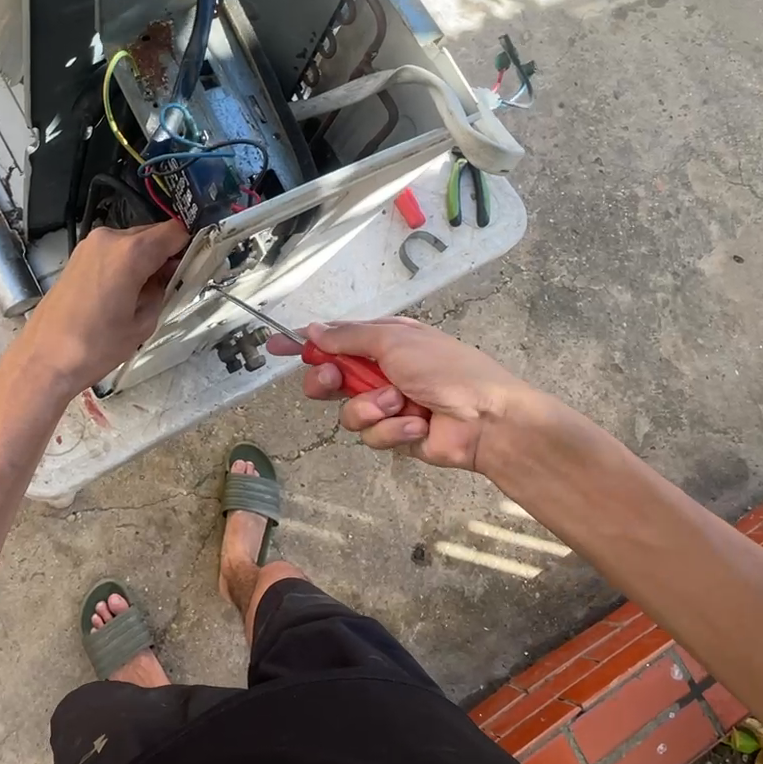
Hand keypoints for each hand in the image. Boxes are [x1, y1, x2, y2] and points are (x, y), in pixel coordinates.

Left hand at [4, 220, 190, 398]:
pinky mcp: (77, 258)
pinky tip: (125, 294)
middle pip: (152, 235)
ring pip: (132, 244)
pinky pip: (113, 253)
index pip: (174, 232)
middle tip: (174, 284)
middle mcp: (108, 239)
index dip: (189, 246)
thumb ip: (162, 291)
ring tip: (146, 295)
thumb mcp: (143, 323)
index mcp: (130, 252)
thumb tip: (168, 276)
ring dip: (145, 261)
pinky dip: (125, 265)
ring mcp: (88, 246)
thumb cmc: (94, 347)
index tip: (196, 262)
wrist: (43, 361)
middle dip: (166, 255)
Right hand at [266, 317, 552, 474]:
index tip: (275, 346)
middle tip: (334, 381)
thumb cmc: (446, 369)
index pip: (335, 338)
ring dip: (370, 408)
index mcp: (384, 340)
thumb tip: (313, 328)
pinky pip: (372, 434)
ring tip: (398, 404)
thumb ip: (349, 336)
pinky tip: (415, 426)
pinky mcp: (394, 435)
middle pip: (331, 377)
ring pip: (347, 411)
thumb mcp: (395, 340)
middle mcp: (382, 370)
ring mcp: (387, 404)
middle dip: (329, 381)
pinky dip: (392, 430)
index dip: (305, 343)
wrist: (487, 420)